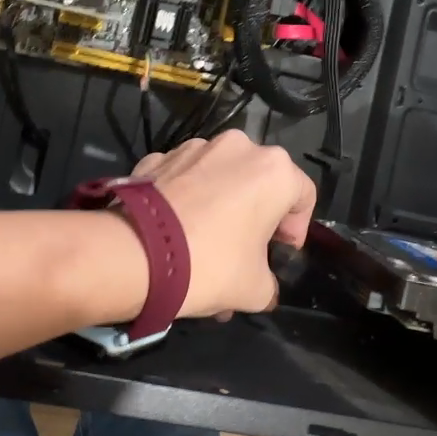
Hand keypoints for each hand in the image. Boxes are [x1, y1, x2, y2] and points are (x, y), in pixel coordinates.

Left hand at [133, 131, 315, 318]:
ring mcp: (192, 147)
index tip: (279, 254)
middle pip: (258, 181)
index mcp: (273, 170)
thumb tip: (262, 286)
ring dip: (219, 205)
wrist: (134, 252)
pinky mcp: (157, 156)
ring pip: (218, 177)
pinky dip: (184, 199)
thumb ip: (269, 283)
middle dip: (254, 215)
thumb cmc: (210, 265)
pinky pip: (182, 178)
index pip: (302, 195)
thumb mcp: (255, 290)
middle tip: (243, 253)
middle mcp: (236, 145)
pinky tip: (174, 232)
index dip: (296, 227)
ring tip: (202, 248)